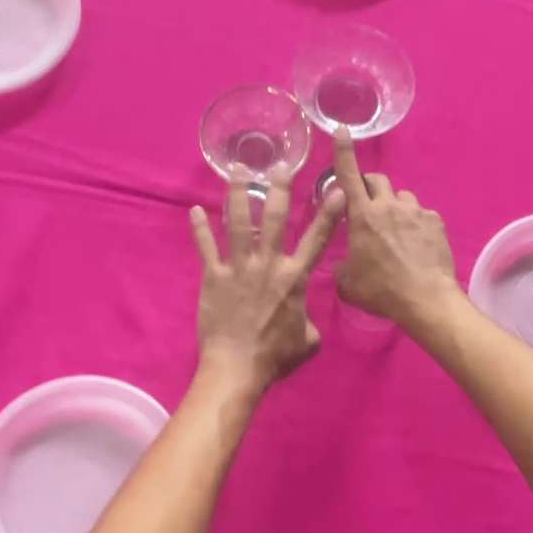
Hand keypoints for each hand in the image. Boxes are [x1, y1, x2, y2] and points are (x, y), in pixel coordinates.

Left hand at [189, 173, 344, 393]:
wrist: (237, 367)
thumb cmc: (276, 357)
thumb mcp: (309, 341)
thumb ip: (310, 321)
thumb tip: (306, 318)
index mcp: (294, 278)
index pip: (316, 239)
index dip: (329, 214)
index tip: (337, 190)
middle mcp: (267, 264)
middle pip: (275, 218)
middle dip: (279, 189)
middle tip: (280, 165)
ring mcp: (238, 268)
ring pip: (239, 223)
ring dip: (238, 195)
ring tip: (238, 171)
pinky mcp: (213, 277)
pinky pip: (206, 247)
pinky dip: (200, 229)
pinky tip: (195, 211)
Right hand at [330, 128, 458, 329]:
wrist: (426, 299)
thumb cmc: (382, 291)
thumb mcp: (349, 285)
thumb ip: (342, 267)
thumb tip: (344, 265)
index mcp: (362, 216)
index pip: (348, 175)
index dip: (343, 151)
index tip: (342, 129)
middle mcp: (389, 206)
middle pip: (377, 180)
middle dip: (368, 185)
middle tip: (366, 204)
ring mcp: (415, 211)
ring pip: (402, 197)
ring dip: (395, 207)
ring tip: (396, 230)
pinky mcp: (436, 222)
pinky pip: (422, 214)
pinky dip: (416, 223)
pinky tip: (417, 244)